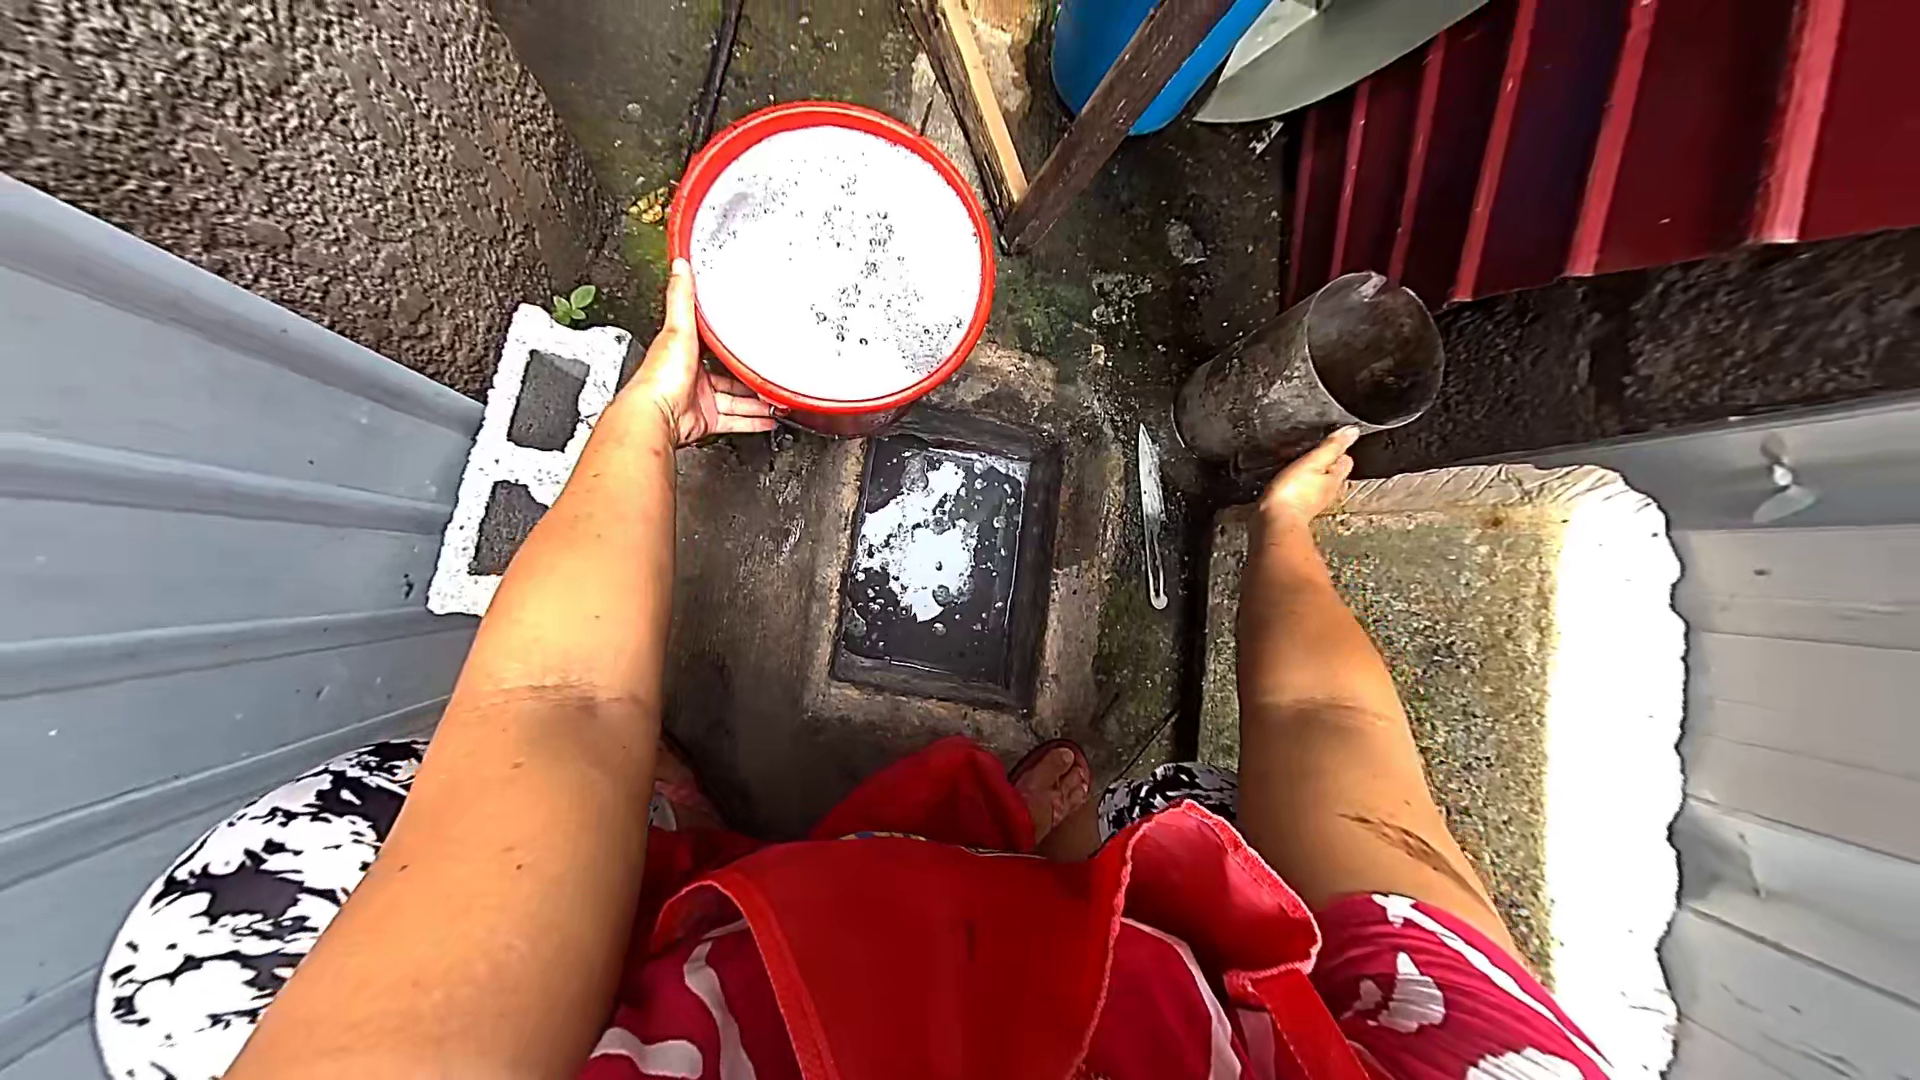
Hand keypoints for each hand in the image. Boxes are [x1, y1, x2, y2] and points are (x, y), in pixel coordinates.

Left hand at [624, 258, 778, 445]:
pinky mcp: (707, 421)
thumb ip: (682, 298)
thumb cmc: (660, 377)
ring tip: (779, 400)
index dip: (735, 346)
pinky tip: (769, 419)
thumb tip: (680, 265)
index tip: (754, 344)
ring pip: (737, 401)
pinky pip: (735, 421)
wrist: (657, 415)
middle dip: (754, 380)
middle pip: (731, 378)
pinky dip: (754, 421)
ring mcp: (701, 400)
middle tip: (774, 378)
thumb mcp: (677, 329)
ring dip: (759, 403)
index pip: (716, 347)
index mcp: (686, 352)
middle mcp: (694, 376)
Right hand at [1259, 426, 1359, 527]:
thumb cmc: (1292, 494)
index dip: (1338, 450)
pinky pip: (1300, 494)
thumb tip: (1352, 431)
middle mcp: (1327, 492)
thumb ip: (1332, 446)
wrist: (1274, 522)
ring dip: (1309, 476)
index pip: (1346, 460)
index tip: (1328, 444)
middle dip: (1323, 464)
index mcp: (1334, 479)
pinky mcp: (1295, 510)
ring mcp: (1311, 503)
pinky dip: (1296, 488)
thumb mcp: (1313, 461)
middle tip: (1310, 455)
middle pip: (1331, 474)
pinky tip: (1287, 487)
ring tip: (1297, 469)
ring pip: (1316, 484)